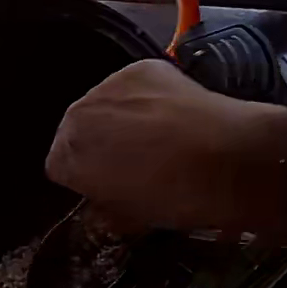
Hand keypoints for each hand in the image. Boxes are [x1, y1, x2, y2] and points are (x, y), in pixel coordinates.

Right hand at [46, 59, 278, 230]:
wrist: (228, 159)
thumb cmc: (174, 198)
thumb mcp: (132, 219)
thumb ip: (105, 210)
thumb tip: (103, 207)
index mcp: (66, 157)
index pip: (59, 167)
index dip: (83, 178)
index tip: (107, 186)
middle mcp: (76, 115)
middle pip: (77, 130)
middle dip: (99, 144)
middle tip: (132, 162)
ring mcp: (108, 85)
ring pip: (105, 105)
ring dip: (121, 119)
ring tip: (156, 136)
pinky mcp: (141, 68)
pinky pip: (134, 87)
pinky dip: (147, 99)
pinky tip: (172, 115)